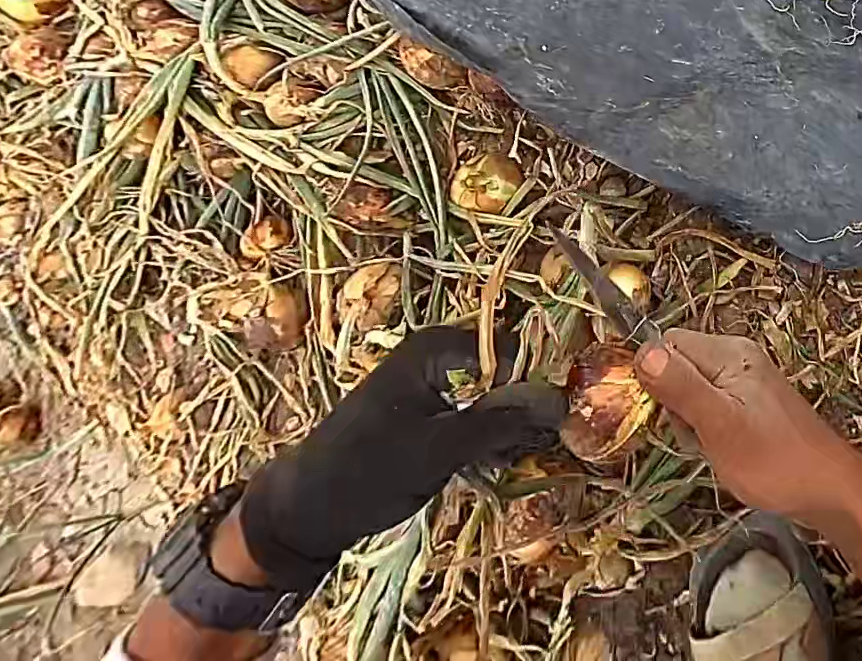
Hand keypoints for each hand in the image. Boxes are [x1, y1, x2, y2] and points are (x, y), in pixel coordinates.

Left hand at [238, 327, 564, 589]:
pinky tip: (488, 460)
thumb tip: (559, 403)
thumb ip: (499, 423)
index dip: (528, 384)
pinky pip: (475, 408)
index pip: (508, 351)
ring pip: (492, 392)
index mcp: (436, 347)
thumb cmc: (365, 472)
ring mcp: (434, 378)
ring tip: (502, 458)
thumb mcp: (438, 449)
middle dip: (517, 407)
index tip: (539, 423)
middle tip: (521, 446)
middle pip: (503, 369)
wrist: (302, 514)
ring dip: (503, 425)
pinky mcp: (431, 404)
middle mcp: (438, 352)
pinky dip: (486, 432)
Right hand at [636, 330, 861, 634]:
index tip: (667, 413)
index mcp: (729, 351)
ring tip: (711, 445)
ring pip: (691, 387)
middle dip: (672, 400)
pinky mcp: (750, 401)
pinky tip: (722, 448)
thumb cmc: (773, 460)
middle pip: (678, 363)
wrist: (828, 488)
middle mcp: (736, 355)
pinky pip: (710, 403)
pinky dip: (706, 426)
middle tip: (694, 433)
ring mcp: (745, 378)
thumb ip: (682, 387)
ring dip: (689, 418)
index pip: (668, 343)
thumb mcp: (720, 425)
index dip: (656, 376)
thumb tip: (642, 352)